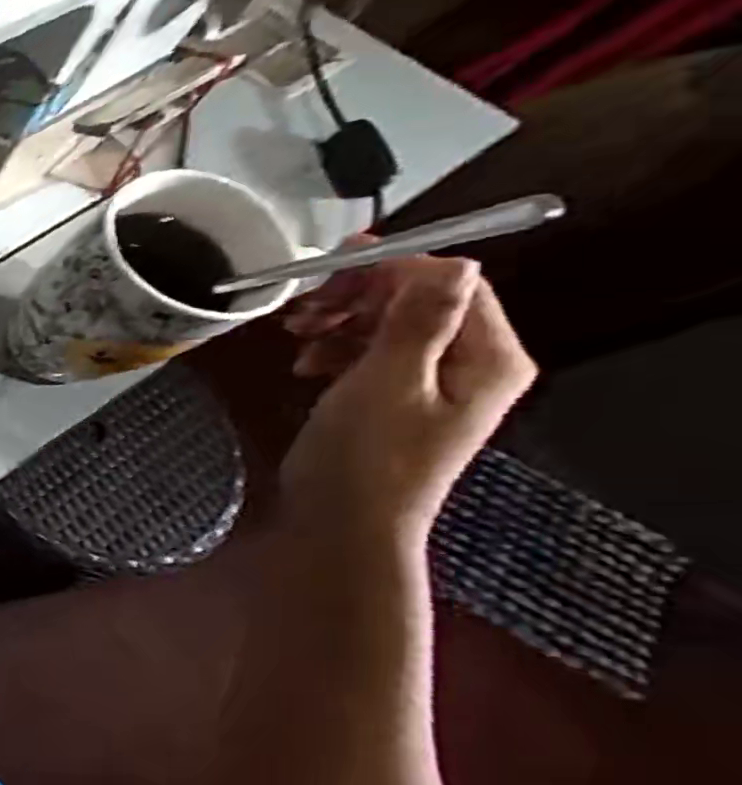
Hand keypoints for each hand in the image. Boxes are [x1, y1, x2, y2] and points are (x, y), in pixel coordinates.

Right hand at [279, 256, 536, 544]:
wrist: (344, 523)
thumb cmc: (368, 453)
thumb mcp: (390, 381)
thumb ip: (420, 320)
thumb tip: (454, 261)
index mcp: (489, 357)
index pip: (452, 284)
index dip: (394, 266)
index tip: (331, 265)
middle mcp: (471, 364)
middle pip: (419, 301)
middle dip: (359, 295)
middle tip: (305, 305)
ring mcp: (432, 383)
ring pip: (388, 324)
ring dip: (340, 321)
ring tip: (295, 334)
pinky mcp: (395, 399)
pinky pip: (371, 353)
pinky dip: (335, 348)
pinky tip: (305, 363)